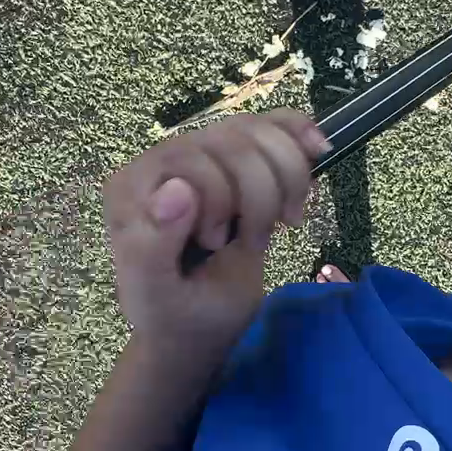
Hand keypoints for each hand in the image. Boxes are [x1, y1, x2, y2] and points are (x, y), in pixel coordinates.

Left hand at [103, 109, 329, 345]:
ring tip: (283, 220)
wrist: (201, 324)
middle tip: (255, 239)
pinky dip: (300, 136)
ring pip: (261, 132)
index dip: (222, 199)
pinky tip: (318, 151)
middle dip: (260, 194)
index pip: (193, 159)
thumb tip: (177, 189)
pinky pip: (275, 126)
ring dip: (287, 177)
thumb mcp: (157, 293)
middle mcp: (166, 161)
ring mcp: (206, 155)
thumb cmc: (175, 312)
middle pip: (234, 140)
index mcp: (133, 187)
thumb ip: (152, 244)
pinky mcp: (238, 161)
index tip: (217, 244)